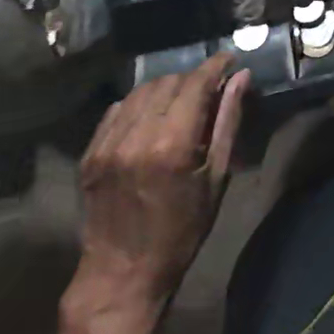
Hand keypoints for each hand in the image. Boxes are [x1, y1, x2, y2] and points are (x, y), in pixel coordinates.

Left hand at [74, 51, 251, 298]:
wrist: (122, 274)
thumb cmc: (181, 230)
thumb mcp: (215, 178)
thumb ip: (227, 122)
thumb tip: (242, 78)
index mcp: (172, 145)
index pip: (195, 84)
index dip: (215, 66)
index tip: (230, 59)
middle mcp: (136, 137)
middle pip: (168, 82)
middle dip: (192, 79)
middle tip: (209, 90)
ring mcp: (108, 144)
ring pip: (141, 91)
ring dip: (166, 89)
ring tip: (181, 102)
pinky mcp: (91, 153)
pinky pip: (118, 110)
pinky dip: (140, 105)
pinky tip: (152, 118)